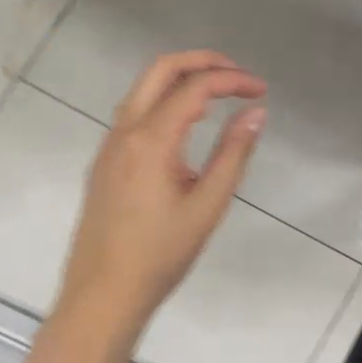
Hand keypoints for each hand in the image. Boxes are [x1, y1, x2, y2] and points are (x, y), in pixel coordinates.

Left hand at [57, 51, 267, 331]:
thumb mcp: (208, 206)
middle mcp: (124, 133)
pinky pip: (135, 110)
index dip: (233, 80)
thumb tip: (255, 112)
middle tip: (238, 74)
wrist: (99, 302)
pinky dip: (166, 98)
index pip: (196, 87)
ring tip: (219, 93)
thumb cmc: (159, 256)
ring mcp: (109, 147)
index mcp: (151, 140)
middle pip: (161, 69)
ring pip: (144, 88)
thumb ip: (233, 153)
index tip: (262, 91)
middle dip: (203, 61)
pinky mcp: (104, 164)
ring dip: (182, 78)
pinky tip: (188, 123)